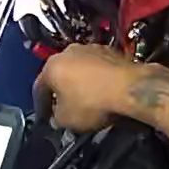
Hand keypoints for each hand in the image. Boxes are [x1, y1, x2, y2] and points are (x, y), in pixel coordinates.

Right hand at [35, 44, 153, 131]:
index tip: (45, 116)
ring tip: (87, 101)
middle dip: (62, 90)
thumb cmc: (93, 102)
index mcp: (52, 66)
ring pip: (79, 68)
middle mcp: (69, 52)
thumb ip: (56, 116)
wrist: (128, 88)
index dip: (41, 105)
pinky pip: (98, 67)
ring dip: (81, 82)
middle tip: (65, 107)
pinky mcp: (111, 51)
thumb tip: (58, 115)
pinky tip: (103, 93)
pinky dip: (98, 78)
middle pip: (60, 73)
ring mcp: (91, 49)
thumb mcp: (66, 119)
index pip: (39, 87)